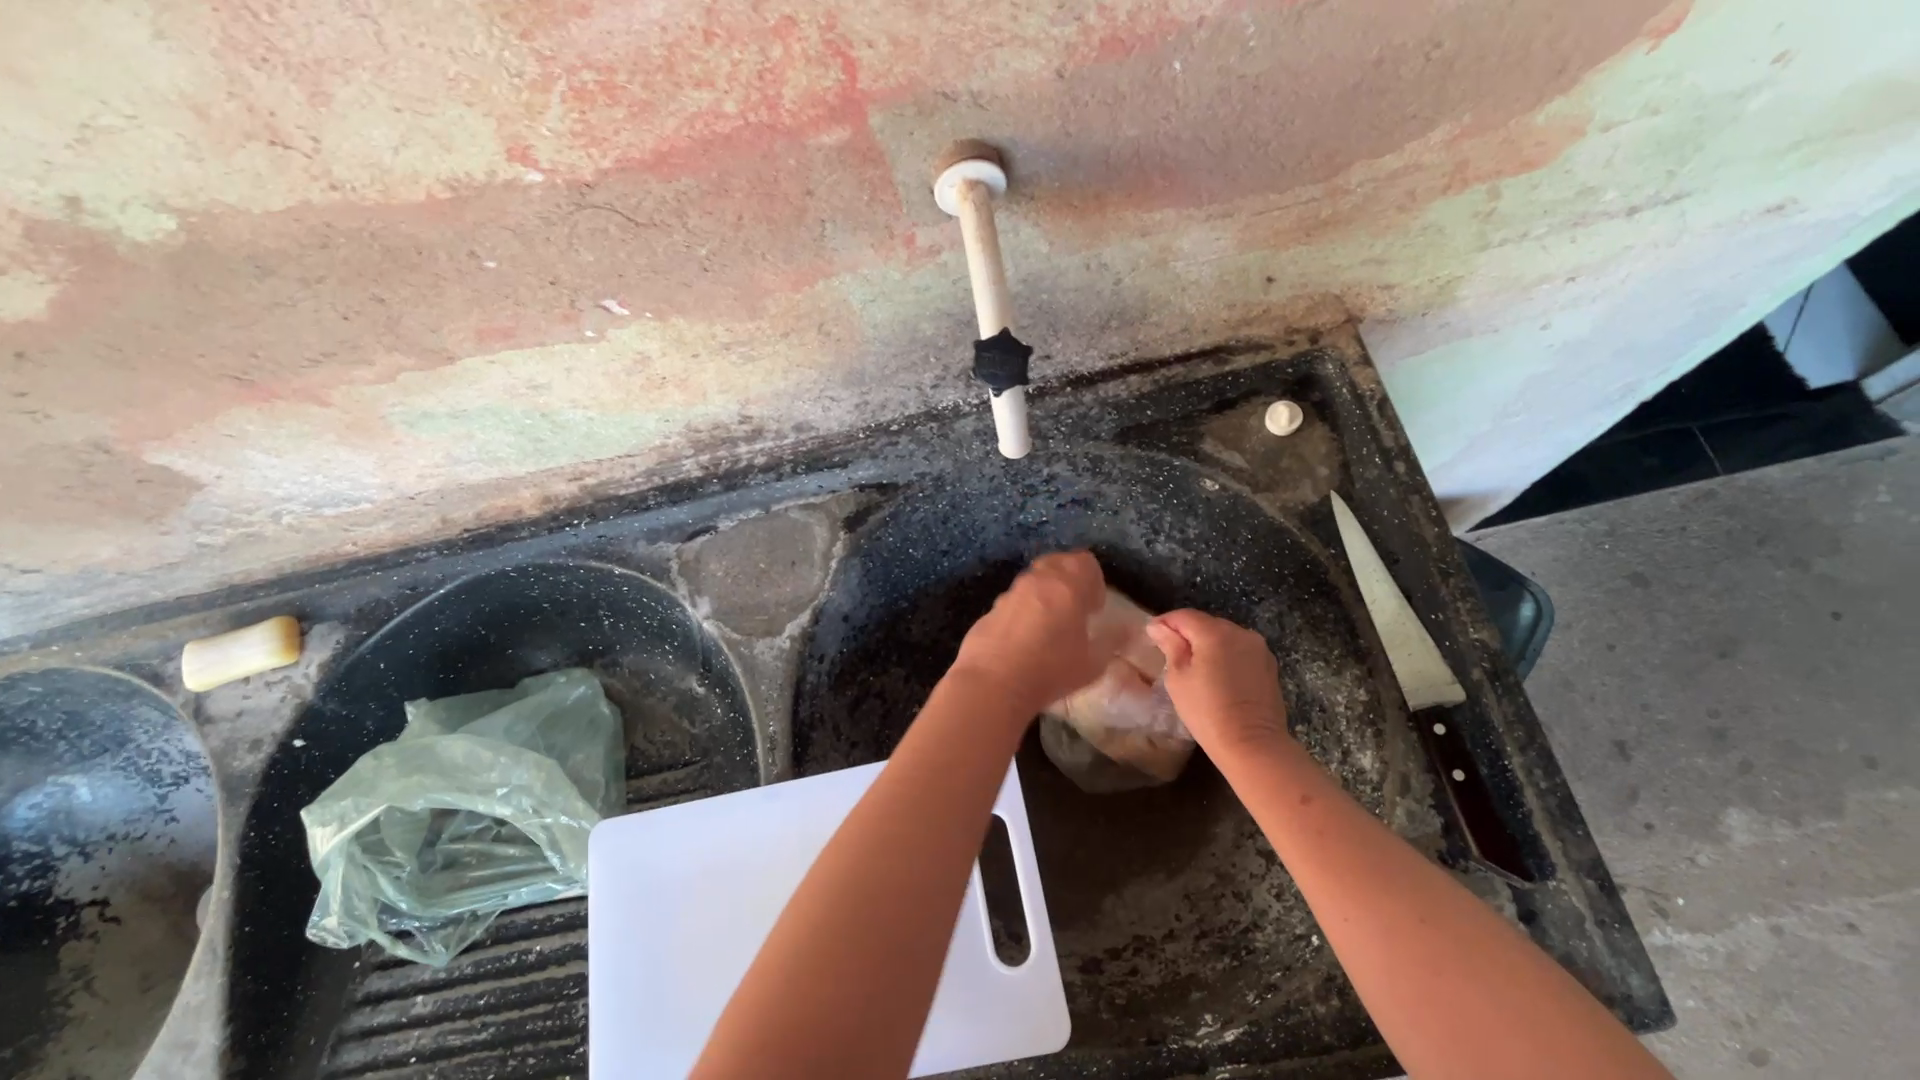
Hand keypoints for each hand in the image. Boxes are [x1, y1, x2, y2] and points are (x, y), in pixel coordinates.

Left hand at [949, 552, 1111, 715]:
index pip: (1085, 561)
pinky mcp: (990, 609)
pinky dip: (1023, 611)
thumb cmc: (1051, 671)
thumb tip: (1127, 630)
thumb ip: (1111, 641)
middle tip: (1074, 610)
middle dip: (1069, 580)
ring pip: (1032, 580)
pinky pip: (1013, 601)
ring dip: (1044, 594)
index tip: (1093, 608)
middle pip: (1057, 563)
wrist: (993, 683)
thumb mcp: (1092, 664)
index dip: (1094, 580)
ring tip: (1049, 627)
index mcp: (1067, 586)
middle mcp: (1037, 581)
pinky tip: (1023, 640)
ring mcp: (1010, 593)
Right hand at [1145, 610, 1289, 755]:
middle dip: (1188, 634)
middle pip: (1207, 624)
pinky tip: (1219, 676)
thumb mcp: (1178, 679)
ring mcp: (1259, 648)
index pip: (1185, 616)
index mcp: (1215, 633)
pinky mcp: (1269, 665)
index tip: (1152, 635)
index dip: (1166, 623)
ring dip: (1209, 645)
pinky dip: (1227, 656)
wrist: (1252, 744)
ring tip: (1196, 667)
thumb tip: (1159, 627)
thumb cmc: (1207, 712)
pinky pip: (1241, 651)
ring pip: (1226, 637)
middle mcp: (1241, 633)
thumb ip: (1171, 647)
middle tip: (1171, 654)